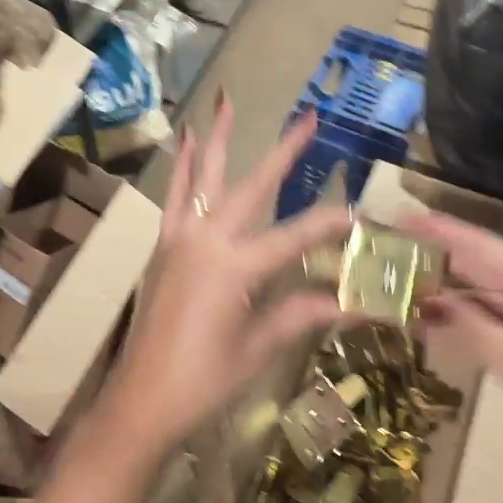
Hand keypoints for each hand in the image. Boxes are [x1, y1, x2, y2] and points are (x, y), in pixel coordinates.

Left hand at [100, 96, 354, 451]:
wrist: (141, 401)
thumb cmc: (204, 381)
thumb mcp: (259, 348)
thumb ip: (301, 314)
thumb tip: (352, 301)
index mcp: (235, 267)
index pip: (296, 235)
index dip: (331, 224)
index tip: (361, 212)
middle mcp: (207, 239)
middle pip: (252, 186)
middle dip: (284, 152)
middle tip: (308, 118)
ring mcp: (180, 237)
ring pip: (203, 177)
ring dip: (216, 137)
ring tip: (224, 100)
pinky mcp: (164, 245)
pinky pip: (174, 196)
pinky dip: (181, 166)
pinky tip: (183, 141)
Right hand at [397, 210, 502, 483]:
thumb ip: (471, 326)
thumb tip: (426, 297)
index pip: (479, 243)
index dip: (439, 228)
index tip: (399, 216)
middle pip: (481, 260)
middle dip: (438, 252)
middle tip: (390, 246)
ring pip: (487, 288)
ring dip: (448, 284)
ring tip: (402, 279)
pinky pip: (497, 313)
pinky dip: (466, 312)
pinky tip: (438, 318)